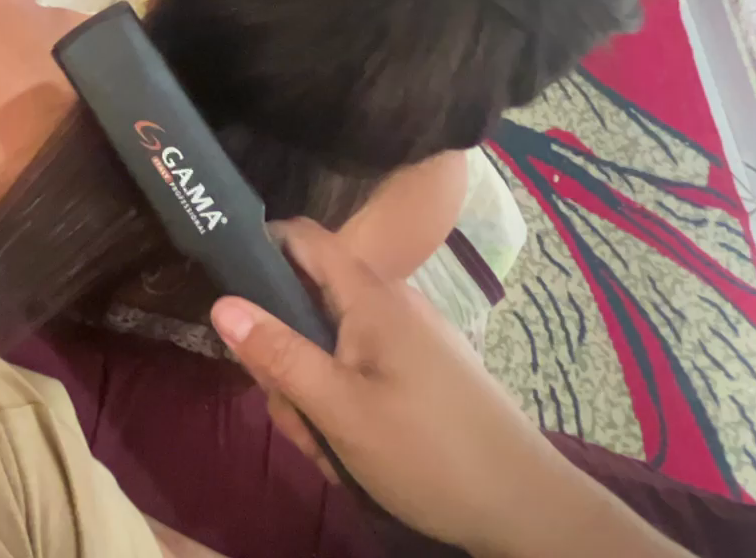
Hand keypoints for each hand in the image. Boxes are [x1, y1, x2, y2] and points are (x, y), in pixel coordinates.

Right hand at [210, 219, 689, 557]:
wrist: (536, 519)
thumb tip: (220, 303)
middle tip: (290, 407)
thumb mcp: (340, 410)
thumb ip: (278, 354)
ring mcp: (408, 338)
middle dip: (283, 351)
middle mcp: (389, 304)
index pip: (303, 236)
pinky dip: (341, 399)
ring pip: (327, 343)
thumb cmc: (432, 454)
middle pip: (306, 300)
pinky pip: (356, 366)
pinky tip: (350, 447)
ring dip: (310, 387)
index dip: (259, 243)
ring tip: (326, 441)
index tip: (225, 282)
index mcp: (370, 296)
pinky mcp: (420, 371)